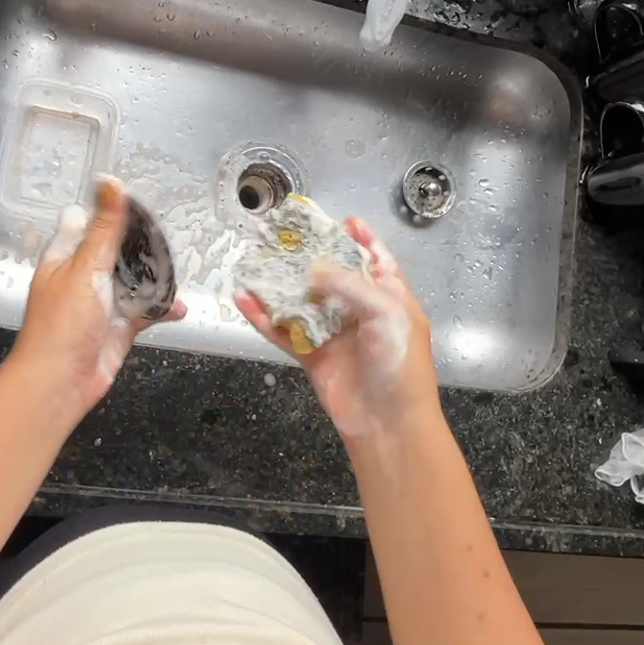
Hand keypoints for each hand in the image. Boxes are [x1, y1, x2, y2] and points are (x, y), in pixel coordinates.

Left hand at [9, 177, 185, 415]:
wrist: (62, 382)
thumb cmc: (61, 326)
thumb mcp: (86, 268)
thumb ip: (105, 228)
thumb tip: (110, 184)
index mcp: (66, 256)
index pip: (87, 221)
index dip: (110, 211)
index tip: (139, 203)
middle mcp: (84, 275)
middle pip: (117, 249)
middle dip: (142, 245)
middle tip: (167, 237)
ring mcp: (103, 301)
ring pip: (135, 279)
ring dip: (156, 277)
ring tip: (177, 270)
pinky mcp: (120, 325)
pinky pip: (147, 309)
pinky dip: (163, 307)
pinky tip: (178, 306)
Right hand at [235, 218, 438, 442]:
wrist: (388, 423)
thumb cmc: (399, 362)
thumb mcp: (385, 312)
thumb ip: (348, 285)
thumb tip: (310, 271)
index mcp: (390, 298)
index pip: (377, 261)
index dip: (363, 240)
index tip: (345, 220)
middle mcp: (361, 313)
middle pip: (333, 278)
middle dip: (311, 257)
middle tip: (285, 237)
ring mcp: (335, 334)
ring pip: (303, 303)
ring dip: (280, 286)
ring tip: (256, 263)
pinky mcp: (312, 356)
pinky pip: (284, 332)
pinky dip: (264, 317)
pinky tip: (244, 300)